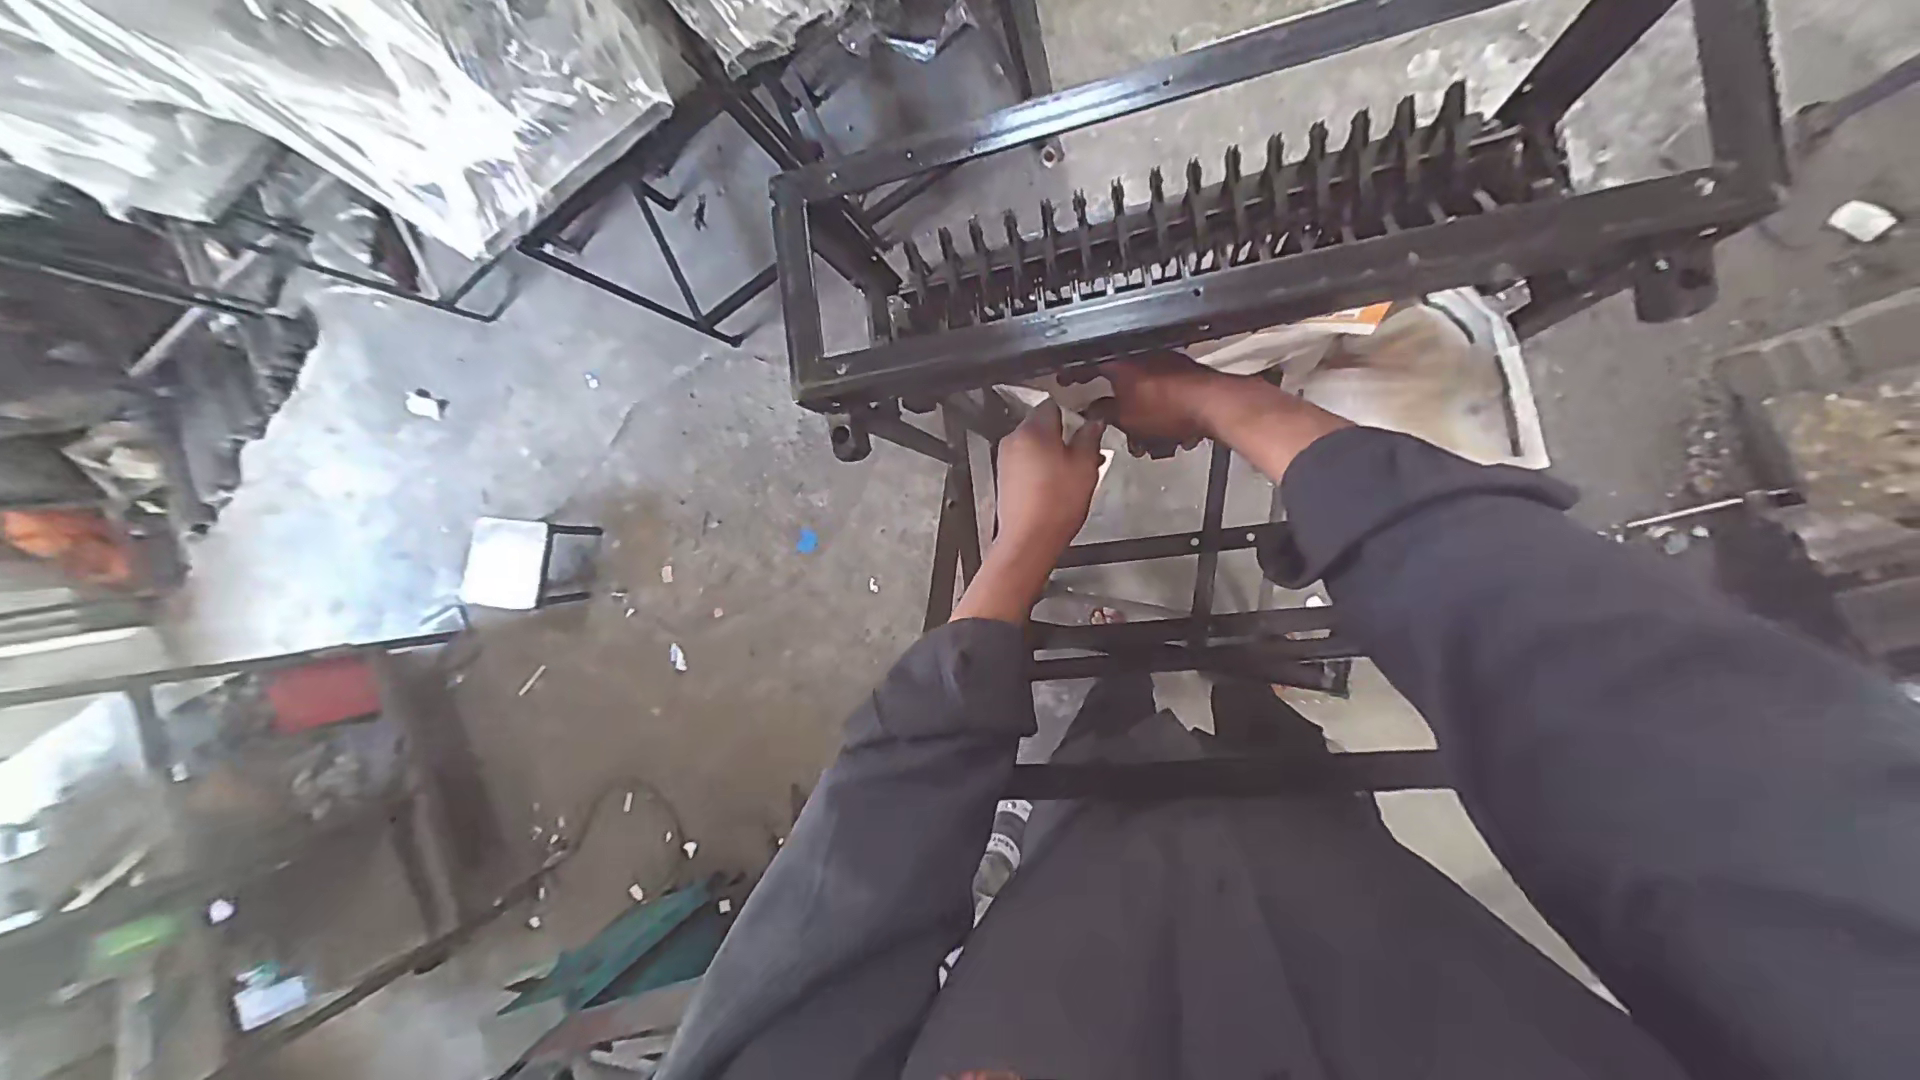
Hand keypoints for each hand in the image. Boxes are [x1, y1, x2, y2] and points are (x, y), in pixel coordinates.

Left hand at [994, 400, 1105, 555]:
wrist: (1029, 539)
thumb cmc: (1056, 504)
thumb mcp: (1084, 466)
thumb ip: (1089, 437)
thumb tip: (1093, 423)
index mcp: (1033, 429)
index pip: (1053, 404)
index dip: (1074, 413)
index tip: (1088, 426)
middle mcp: (1014, 439)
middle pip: (1042, 424)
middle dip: (1065, 434)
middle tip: (1088, 451)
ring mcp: (1006, 458)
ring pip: (1035, 444)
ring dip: (1055, 451)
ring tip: (1077, 471)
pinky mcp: (1005, 477)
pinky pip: (1027, 461)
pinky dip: (1042, 466)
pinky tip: (1059, 483)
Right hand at [1095, 351, 1351, 480]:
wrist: (1213, 405)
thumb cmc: (1171, 406)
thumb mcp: (1124, 417)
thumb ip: (1102, 413)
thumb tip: (1092, 412)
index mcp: (1121, 361)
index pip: (1088, 363)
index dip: (1073, 374)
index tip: (1065, 380)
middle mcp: (1143, 356)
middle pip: (1118, 382)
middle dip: (1116, 409)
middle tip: (1112, 422)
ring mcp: (1166, 364)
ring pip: (1143, 394)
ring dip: (1142, 418)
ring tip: (1147, 440)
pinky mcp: (1184, 376)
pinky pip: (1164, 397)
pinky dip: (1162, 415)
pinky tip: (1168, 435)